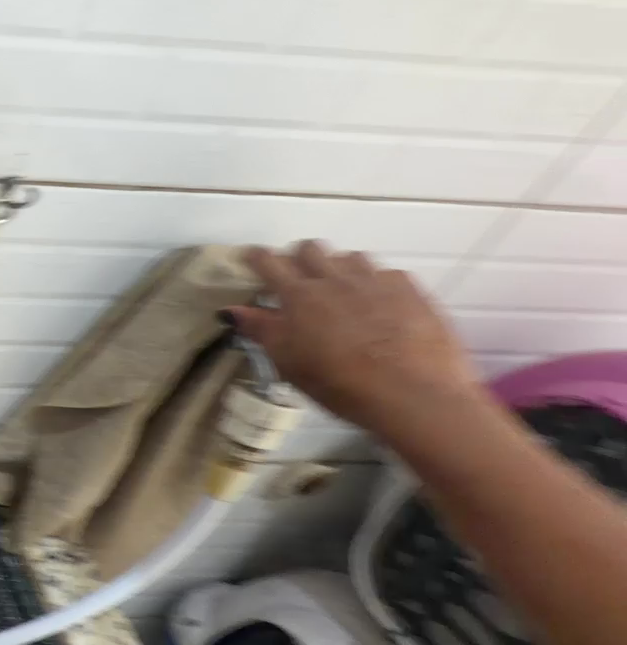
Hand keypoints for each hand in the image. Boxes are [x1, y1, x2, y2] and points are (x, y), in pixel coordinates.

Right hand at [225, 241, 493, 445]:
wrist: (413, 396)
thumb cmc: (337, 382)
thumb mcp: (287, 361)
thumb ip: (260, 330)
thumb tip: (231, 310)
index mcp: (298, 295)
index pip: (267, 261)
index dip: (254, 256)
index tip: (248, 257)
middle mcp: (334, 280)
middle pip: (310, 248)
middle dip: (298, 256)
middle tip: (296, 277)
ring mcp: (376, 283)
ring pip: (351, 256)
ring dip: (339, 267)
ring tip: (340, 288)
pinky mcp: (412, 293)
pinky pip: (389, 274)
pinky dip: (378, 282)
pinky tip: (379, 302)